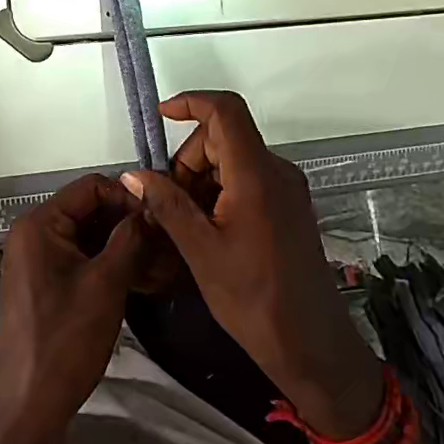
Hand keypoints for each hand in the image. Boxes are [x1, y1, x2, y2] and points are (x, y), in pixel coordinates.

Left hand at [0, 175, 146, 437]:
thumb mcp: (106, 282)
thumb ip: (130, 237)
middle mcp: (34, 234)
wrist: (27, 406)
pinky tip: (144, 281)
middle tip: (168, 244)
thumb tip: (150, 208)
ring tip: (163, 266)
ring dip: (125, 248)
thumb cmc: (65, 340)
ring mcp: (38, 261)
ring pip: (90, 238)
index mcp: (39, 224)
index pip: (91, 187)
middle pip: (91, 211)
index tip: (160, 218)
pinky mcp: (46, 285)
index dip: (128, 197)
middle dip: (129, 225)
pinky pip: (82, 261)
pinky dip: (111, 266)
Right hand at [121, 92, 383, 438]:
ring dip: (201, 180)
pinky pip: (247, 179)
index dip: (191, 103)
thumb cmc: (253, 297)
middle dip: (188, 161)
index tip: (161, 115)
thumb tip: (134, 175)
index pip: (225, 111)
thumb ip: (167, 204)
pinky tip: (206, 230)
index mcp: (256, 174)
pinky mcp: (287, 205)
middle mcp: (276, 170)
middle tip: (167, 205)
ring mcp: (285, 187)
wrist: (310, 340)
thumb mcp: (200, 250)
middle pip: (223, 138)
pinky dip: (220, 192)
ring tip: (184, 226)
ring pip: (232, 160)